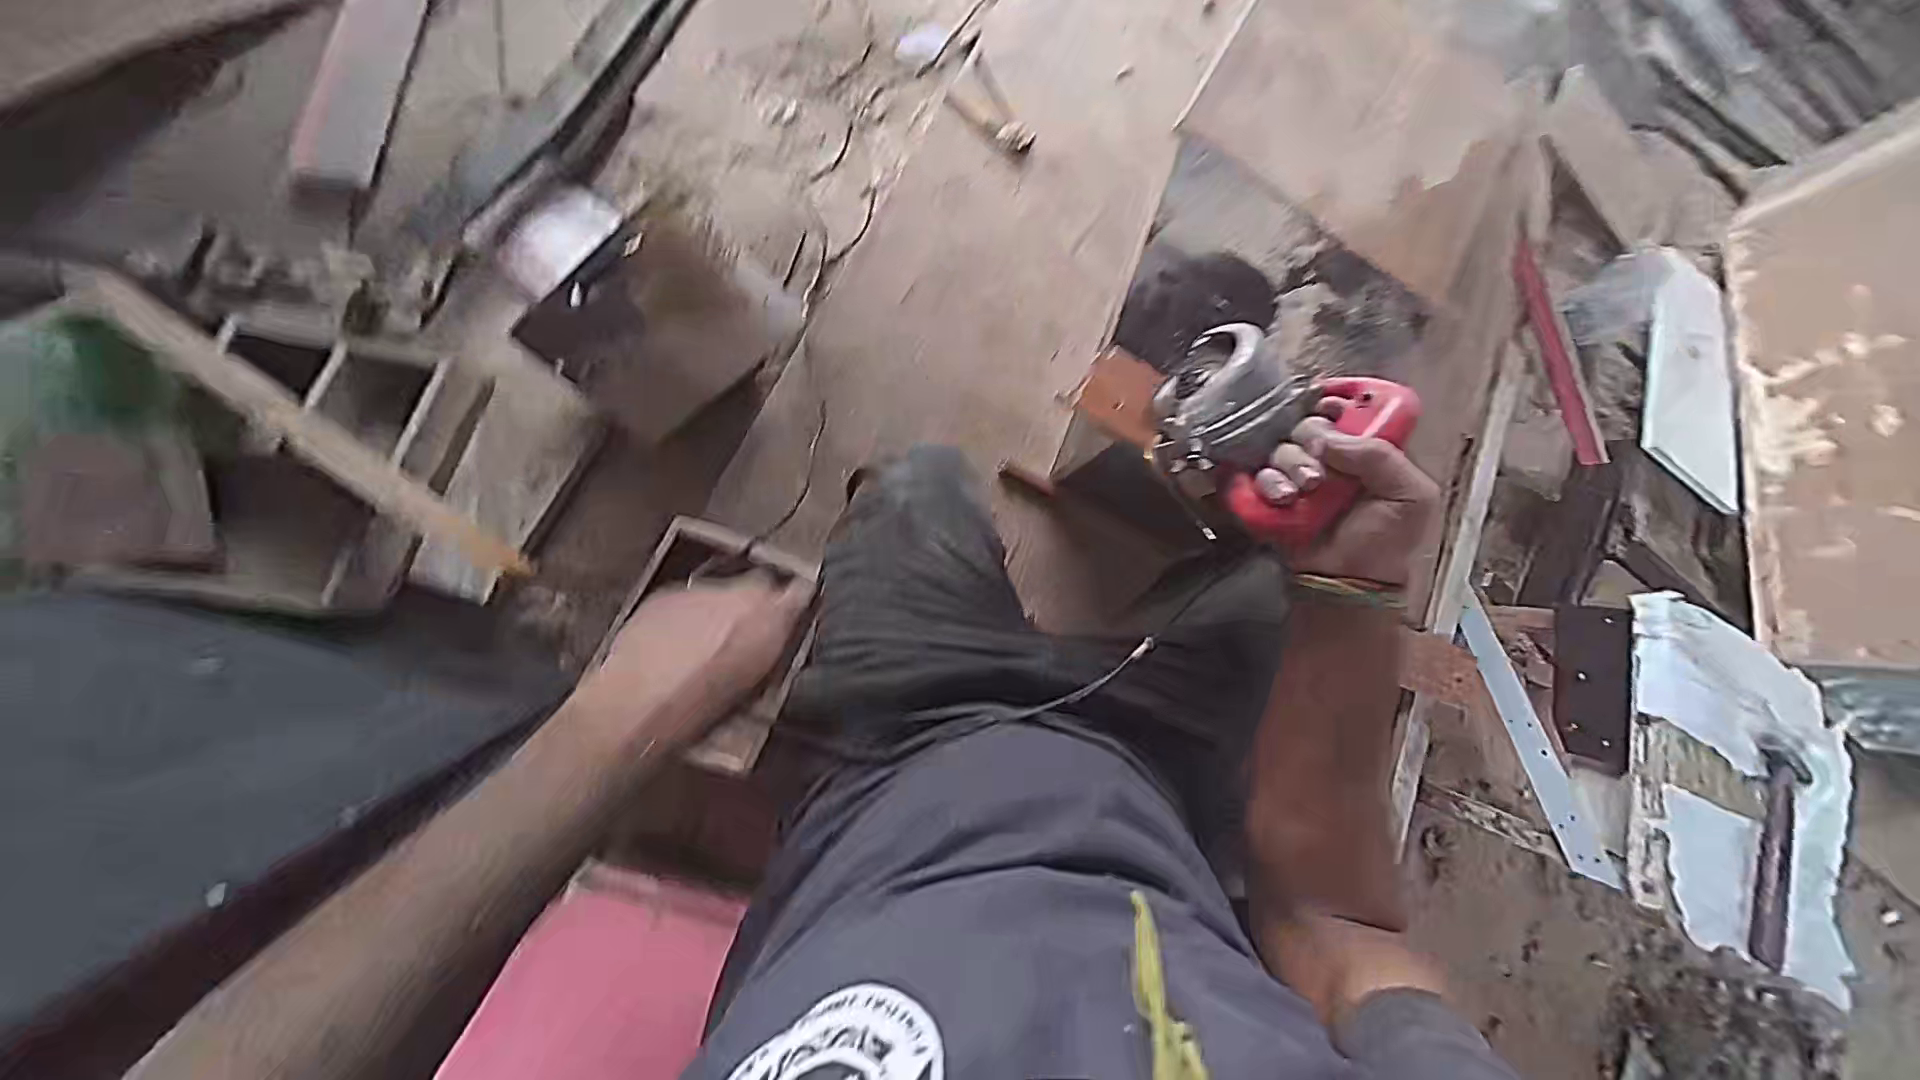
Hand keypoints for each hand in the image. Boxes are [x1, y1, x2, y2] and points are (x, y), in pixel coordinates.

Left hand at [563, 572, 814, 754]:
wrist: (636, 706)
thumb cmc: (699, 709)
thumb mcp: (756, 688)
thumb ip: (775, 653)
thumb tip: (782, 640)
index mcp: (769, 618)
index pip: (799, 592)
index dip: (797, 601)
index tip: (794, 612)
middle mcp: (739, 595)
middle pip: (761, 584)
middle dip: (758, 603)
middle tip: (750, 631)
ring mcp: (701, 591)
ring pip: (723, 591)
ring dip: (722, 610)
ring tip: (710, 643)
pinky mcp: (667, 595)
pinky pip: (689, 598)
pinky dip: (690, 614)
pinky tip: (679, 643)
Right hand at [1251, 398, 1439, 585]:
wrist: (1346, 581)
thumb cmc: (1386, 541)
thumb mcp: (1410, 495)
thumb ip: (1381, 457)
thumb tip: (1327, 438)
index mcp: (1367, 448)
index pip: (1347, 407)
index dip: (1336, 401)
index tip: (1328, 408)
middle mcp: (1329, 456)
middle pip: (1306, 425)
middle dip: (1309, 442)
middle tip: (1319, 475)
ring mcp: (1295, 474)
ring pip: (1278, 449)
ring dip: (1287, 467)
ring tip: (1300, 494)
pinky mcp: (1268, 495)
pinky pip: (1253, 475)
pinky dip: (1262, 484)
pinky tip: (1281, 501)